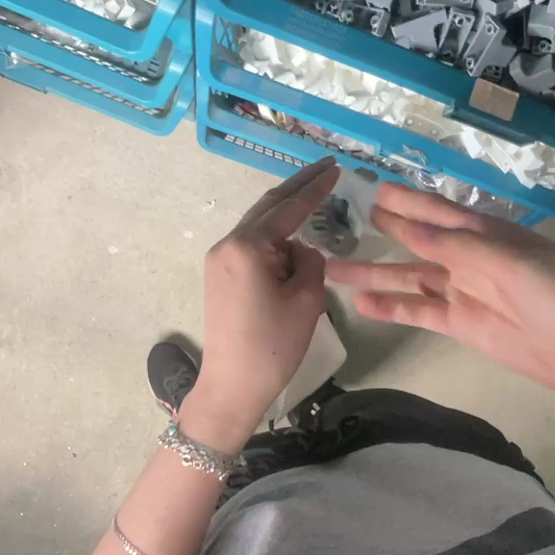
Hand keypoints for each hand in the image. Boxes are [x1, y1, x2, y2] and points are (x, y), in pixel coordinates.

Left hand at [185, 158, 341, 443]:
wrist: (232, 386)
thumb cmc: (272, 345)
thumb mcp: (307, 299)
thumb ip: (310, 261)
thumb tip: (300, 250)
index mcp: (248, 246)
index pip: (288, 207)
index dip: (315, 187)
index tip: (336, 167)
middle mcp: (227, 245)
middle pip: (268, 207)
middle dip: (298, 188)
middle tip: (326, 168)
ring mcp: (218, 260)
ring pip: (259, 227)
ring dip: (287, 217)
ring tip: (316, 206)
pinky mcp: (219, 276)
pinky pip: (252, 246)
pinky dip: (274, 240)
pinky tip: (293, 244)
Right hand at [325, 183, 554, 401]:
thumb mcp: (512, 265)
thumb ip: (458, 246)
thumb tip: (408, 226)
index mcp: (488, 235)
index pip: (438, 211)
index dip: (406, 201)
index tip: (371, 189)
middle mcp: (471, 259)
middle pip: (419, 241)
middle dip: (385, 230)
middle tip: (345, 218)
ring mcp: (466, 293)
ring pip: (411, 278)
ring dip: (376, 274)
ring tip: (333, 268)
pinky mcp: (464, 326)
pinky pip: (421, 312)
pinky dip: (393, 308)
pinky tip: (363, 305)